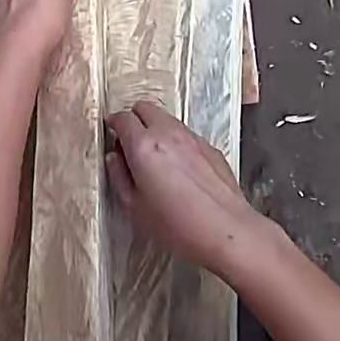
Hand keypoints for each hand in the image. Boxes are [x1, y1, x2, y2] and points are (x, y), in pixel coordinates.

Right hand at [105, 101, 279, 272]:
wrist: (228, 232)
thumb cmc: (177, 224)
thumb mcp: (133, 205)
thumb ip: (118, 175)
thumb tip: (114, 159)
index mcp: (143, 146)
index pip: (122, 118)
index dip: (113, 124)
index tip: (111, 133)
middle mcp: (167, 134)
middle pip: (145, 108)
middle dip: (134, 118)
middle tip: (129, 139)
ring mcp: (192, 139)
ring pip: (167, 119)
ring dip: (156, 128)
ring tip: (154, 156)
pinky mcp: (211, 149)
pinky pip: (186, 135)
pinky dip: (176, 141)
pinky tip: (179, 168)